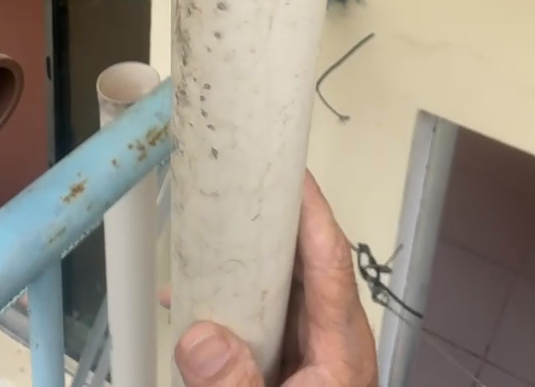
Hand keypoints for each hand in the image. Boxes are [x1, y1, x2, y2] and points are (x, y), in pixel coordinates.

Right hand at [172, 173, 378, 386]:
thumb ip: (235, 384)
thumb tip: (197, 335)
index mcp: (341, 343)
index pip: (331, 256)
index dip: (312, 208)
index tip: (289, 170)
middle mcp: (334, 337)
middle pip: (307, 263)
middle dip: (272, 226)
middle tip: (235, 192)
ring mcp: (316, 350)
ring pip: (285, 289)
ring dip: (248, 265)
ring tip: (208, 237)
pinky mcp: (296, 364)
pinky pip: (267, 320)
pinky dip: (235, 306)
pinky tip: (193, 304)